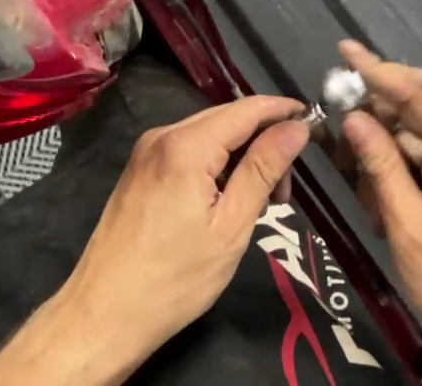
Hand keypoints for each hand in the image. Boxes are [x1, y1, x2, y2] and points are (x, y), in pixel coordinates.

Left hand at [0, 94, 311, 385]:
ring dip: (241, 155)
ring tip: (261, 201)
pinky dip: (217, 164)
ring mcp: (148, 150)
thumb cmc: (175, 277)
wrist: (105, 312)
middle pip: (227, 119)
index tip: (316, 121)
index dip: (282, 110)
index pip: (246, 109)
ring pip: (209, 134)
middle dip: (264, 140)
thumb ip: (263, 169)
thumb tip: (297, 127)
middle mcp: (163, 134)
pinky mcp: (141, 168)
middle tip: (287, 188)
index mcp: (186, 144)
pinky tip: (229, 198)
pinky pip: (189, 150)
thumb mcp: (231, 226)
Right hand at [337, 40, 421, 385]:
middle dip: (375, 113)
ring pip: (420, 135)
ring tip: (362, 188)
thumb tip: (354, 118)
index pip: (421, 91)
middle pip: (419, 107)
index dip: (380, 68)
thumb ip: (382, 168)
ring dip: (385, 150)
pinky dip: (402, 168)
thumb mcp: (411, 230)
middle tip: (337, 133)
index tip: (344, 51)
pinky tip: (382, 198)